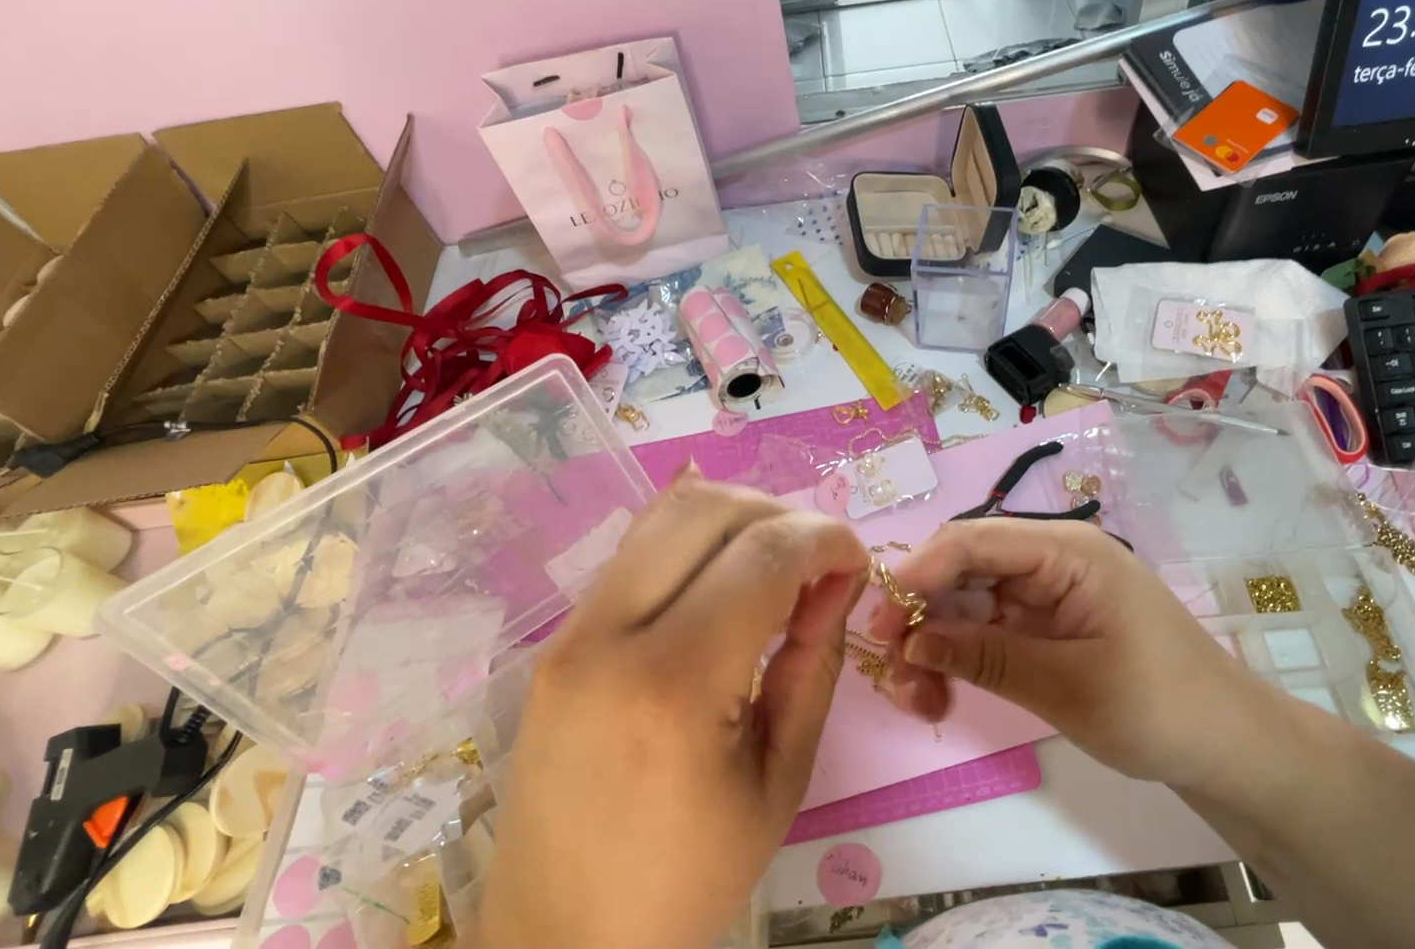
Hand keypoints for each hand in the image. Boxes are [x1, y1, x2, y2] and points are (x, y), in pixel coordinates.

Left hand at [483, 472, 870, 948]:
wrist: (562, 936)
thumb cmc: (686, 879)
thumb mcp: (778, 780)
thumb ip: (813, 663)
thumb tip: (835, 580)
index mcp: (674, 688)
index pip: (763, 557)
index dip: (825, 538)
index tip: (856, 560)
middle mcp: (608, 638)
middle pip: (704, 509)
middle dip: (781, 514)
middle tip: (818, 559)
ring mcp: (570, 633)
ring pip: (661, 516)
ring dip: (734, 517)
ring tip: (776, 561)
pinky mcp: (557, 640)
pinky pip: (632, 553)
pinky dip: (691, 539)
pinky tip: (725, 564)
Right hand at [869, 518, 1279, 789]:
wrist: (1224, 744)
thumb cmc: (1157, 705)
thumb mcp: (1066, 684)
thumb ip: (984, 656)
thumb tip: (910, 643)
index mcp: (1067, 551)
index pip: (974, 540)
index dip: (919, 573)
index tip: (880, 622)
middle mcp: (1050, 559)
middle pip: (962, 569)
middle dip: (920, 614)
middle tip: (891, 672)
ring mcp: (1045, 592)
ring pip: (965, 601)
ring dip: (931, 642)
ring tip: (915, 697)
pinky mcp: (1043, 623)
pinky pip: (984, 627)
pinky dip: (957, 655)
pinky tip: (939, 693)